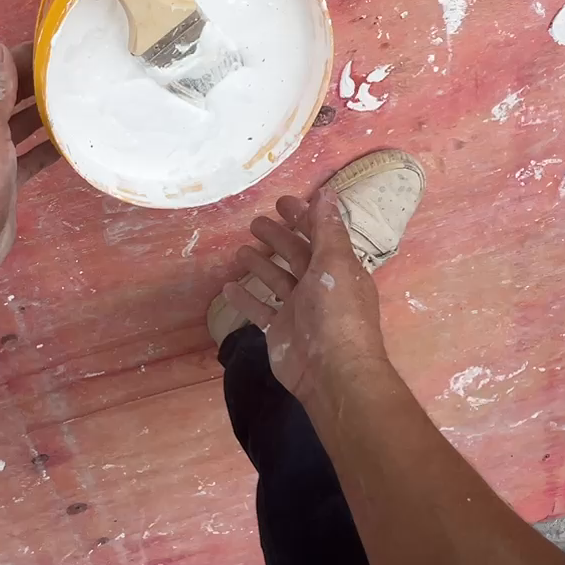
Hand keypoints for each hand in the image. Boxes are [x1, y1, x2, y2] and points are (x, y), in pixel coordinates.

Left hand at [0, 41, 60, 266]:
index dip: (13, 62)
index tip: (47, 51)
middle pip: (4, 102)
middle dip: (31, 87)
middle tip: (68, 73)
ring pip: (18, 130)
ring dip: (41, 116)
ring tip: (73, 100)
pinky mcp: (5, 182)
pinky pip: (28, 158)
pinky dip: (45, 149)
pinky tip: (69, 141)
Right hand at [221, 188, 388, 399]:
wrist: (331, 371)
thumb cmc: (336, 313)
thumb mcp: (334, 263)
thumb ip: (327, 229)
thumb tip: (327, 192)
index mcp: (337, 268)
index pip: (319, 235)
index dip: (303, 217)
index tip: (281, 202)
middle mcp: (319, 286)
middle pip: (295, 255)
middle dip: (277, 237)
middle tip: (254, 223)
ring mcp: (298, 310)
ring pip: (276, 280)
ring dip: (259, 265)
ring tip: (239, 251)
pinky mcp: (280, 331)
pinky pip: (259, 309)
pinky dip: (245, 298)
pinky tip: (227, 288)